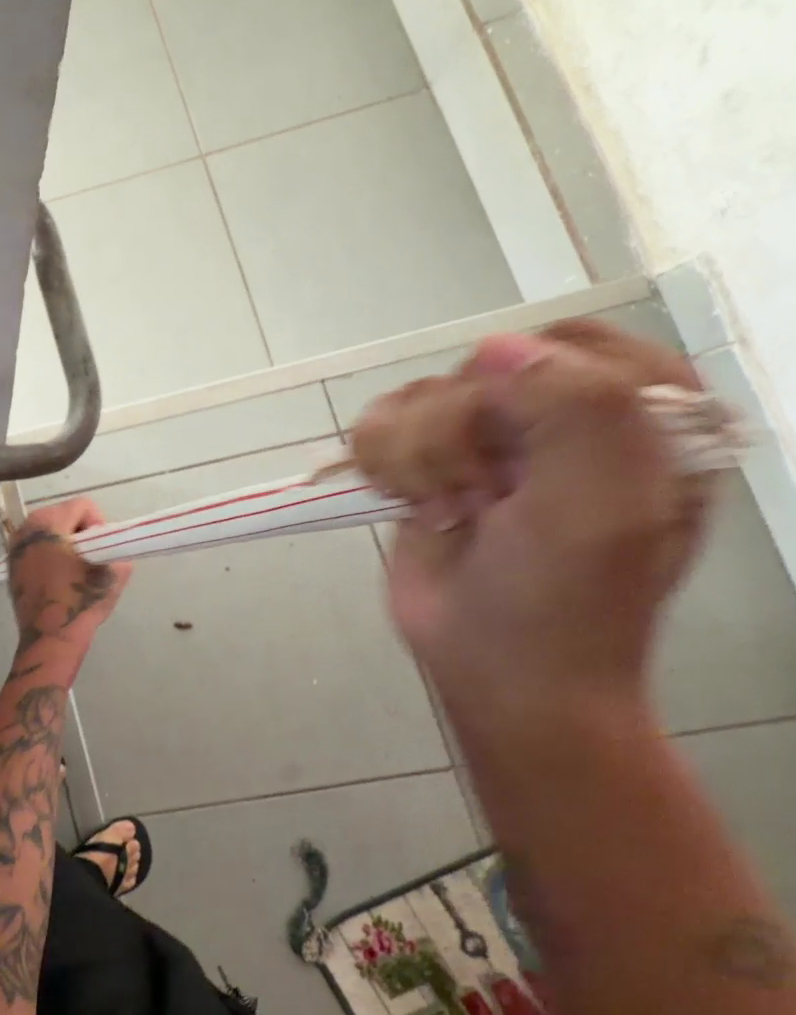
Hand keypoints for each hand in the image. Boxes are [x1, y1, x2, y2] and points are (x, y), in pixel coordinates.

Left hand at [5, 498, 131, 650]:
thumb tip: (113, 546)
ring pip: (47, 531)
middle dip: (80, 531)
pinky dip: (48, 554)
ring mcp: (14, 546)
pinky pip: (35, 547)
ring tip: (76, 568)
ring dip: (64, 542)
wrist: (49, 635)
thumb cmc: (81, 600)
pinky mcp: (10, 564)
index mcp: (49, 523)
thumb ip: (118, 549)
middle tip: (92, 557)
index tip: (103, 548)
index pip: (82, 505)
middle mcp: (26, 528)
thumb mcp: (114, 573)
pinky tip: (58, 577)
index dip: (99, 523)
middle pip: (62, 514)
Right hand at [350, 320, 707, 720]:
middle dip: (459, 433)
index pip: (572, 344)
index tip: (522, 445)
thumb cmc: (566, 599)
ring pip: (416, 396)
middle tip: (484, 496)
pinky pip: (376, 425)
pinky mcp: (422, 467)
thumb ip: (578, 408)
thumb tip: (496, 350)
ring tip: (448, 510)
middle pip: (479, 369)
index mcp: (638, 418)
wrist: (498, 670)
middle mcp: (557, 421)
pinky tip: (410, 503)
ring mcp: (484, 443)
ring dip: (415, 458)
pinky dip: (379, 463)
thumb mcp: (601, 505)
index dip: (529, 386)